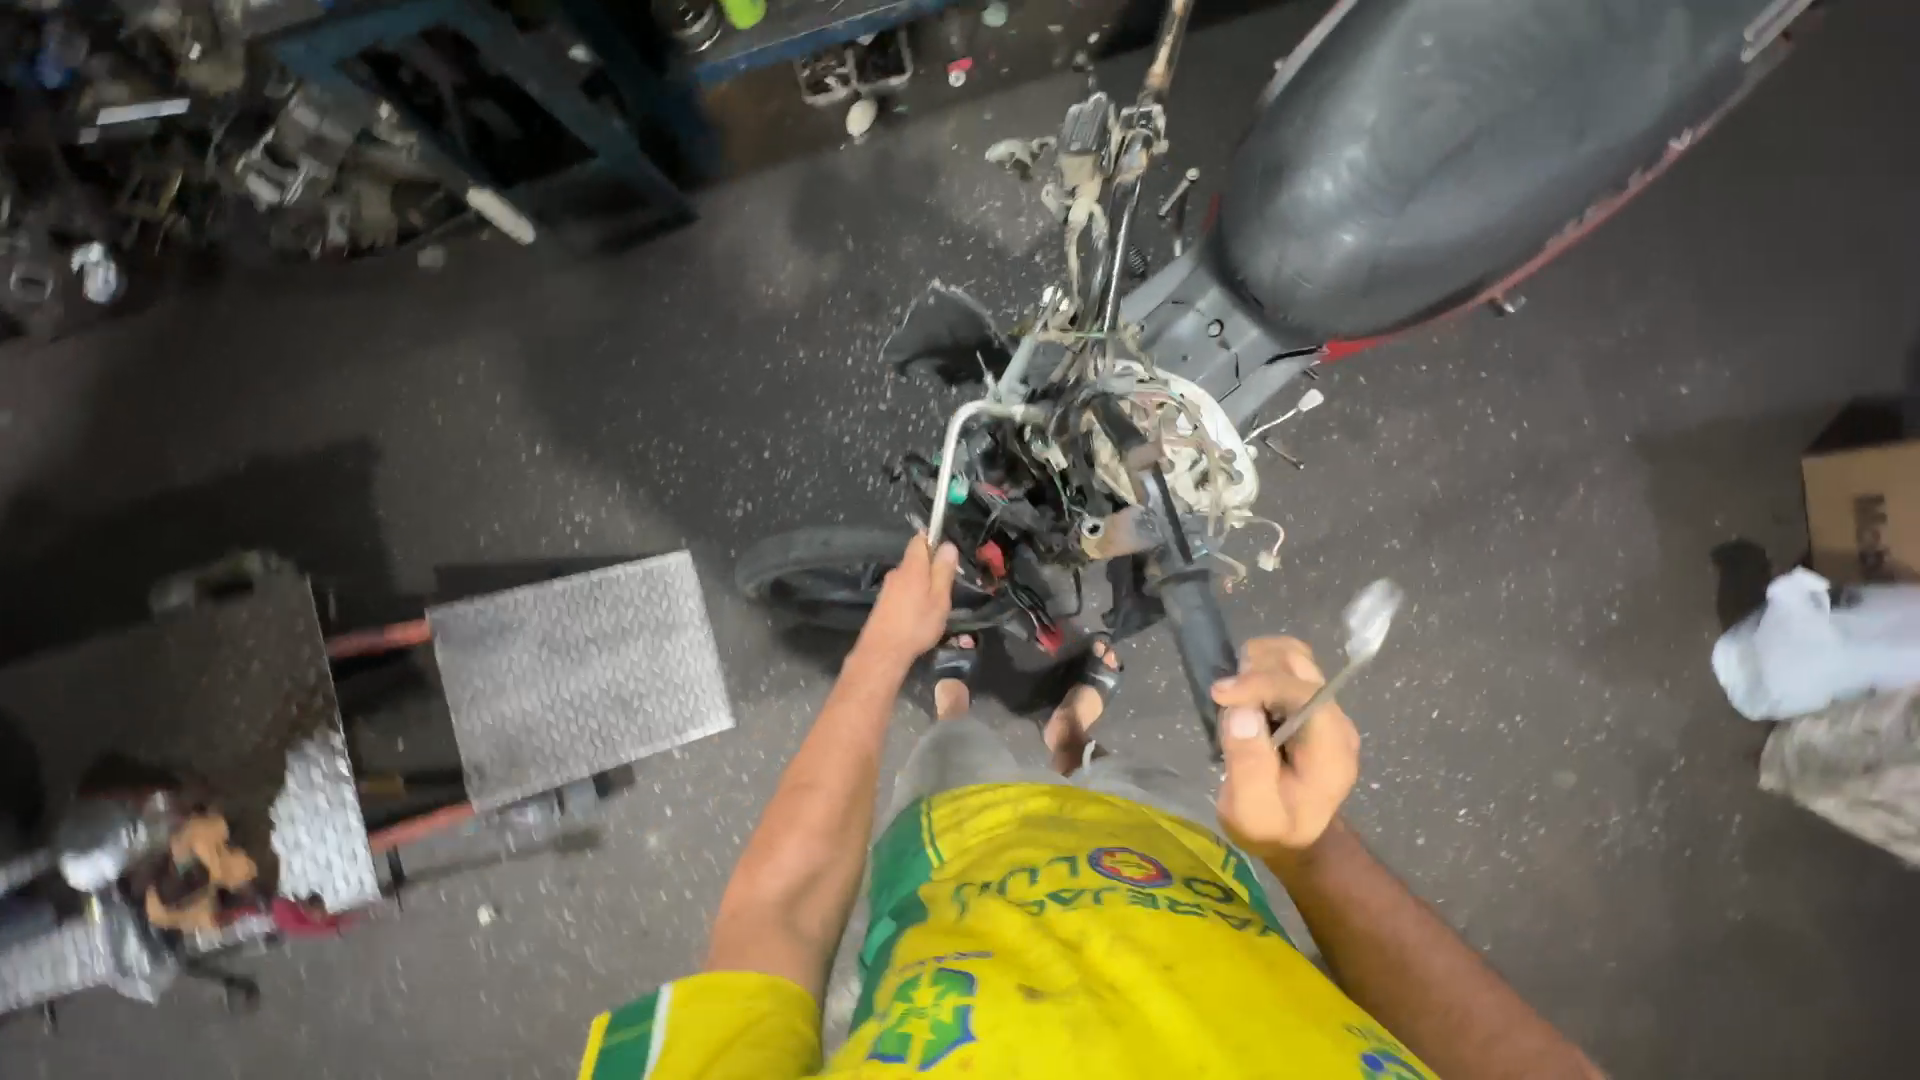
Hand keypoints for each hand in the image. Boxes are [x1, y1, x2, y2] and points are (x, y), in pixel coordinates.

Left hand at [857, 534, 959, 664]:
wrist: (883, 651)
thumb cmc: (917, 624)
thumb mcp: (939, 598)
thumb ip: (943, 571)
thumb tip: (948, 545)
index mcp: (912, 566)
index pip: (919, 539)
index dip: (933, 540)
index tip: (946, 553)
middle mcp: (896, 572)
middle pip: (915, 559)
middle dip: (930, 567)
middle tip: (947, 586)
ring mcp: (887, 588)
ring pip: (909, 577)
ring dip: (922, 584)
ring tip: (935, 604)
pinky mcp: (883, 603)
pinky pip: (902, 591)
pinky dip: (912, 597)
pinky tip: (918, 615)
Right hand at [1211, 636, 1359, 856]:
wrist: (1293, 836)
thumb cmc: (1272, 828)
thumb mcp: (1253, 813)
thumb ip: (1248, 765)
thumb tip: (1241, 711)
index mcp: (1331, 748)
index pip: (1304, 693)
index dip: (1261, 684)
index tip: (1220, 694)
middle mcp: (1334, 720)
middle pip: (1299, 666)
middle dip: (1256, 671)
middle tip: (1224, 697)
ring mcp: (1323, 708)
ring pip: (1292, 655)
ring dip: (1256, 664)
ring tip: (1232, 693)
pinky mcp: (1307, 702)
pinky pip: (1285, 665)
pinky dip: (1258, 667)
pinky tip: (1243, 693)